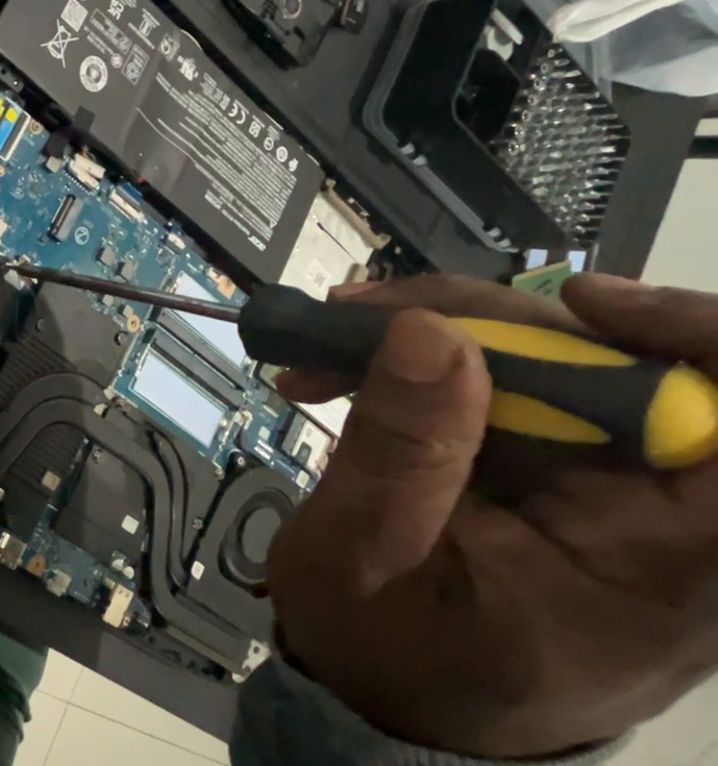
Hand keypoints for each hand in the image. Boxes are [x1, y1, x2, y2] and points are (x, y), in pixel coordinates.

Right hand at [268, 273, 717, 758]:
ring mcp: (611, 491)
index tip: (578, 302)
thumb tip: (426, 331)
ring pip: (553, 364)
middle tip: (353, 314)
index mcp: (666, 560)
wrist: (387, 704)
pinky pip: (509, 388)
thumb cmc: (382, 652)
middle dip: (483, 321)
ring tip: (325, 343)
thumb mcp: (362, 557)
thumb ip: (400, 452)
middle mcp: (667, 517)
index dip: (695, 341)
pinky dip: (419, 365)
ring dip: (433, 336)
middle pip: (621, 370)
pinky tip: (343, 372)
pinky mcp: (558, 472)